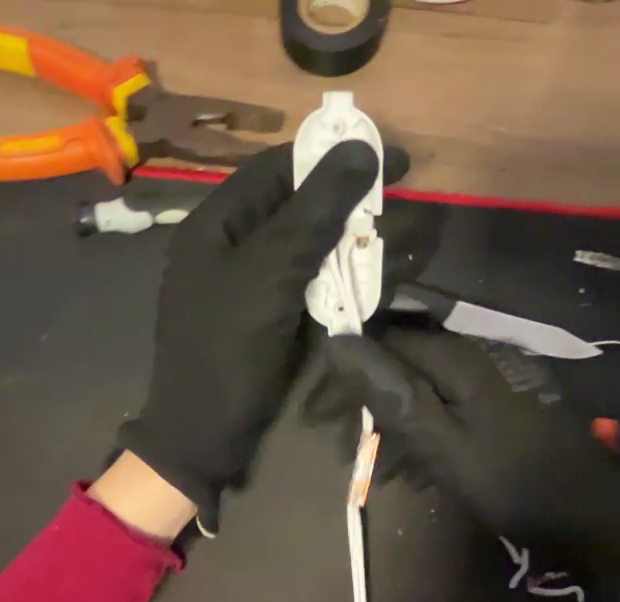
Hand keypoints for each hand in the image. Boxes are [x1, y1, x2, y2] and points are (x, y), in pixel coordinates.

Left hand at [116, 140, 380, 534]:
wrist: (204, 435)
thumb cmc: (226, 348)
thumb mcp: (268, 272)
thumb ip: (312, 211)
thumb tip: (360, 148)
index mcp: (217, 224)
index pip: (280, 169)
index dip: (335, 158)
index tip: (394, 160)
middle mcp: (235, 248)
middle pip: (302, 210)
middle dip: (356, 207)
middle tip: (409, 208)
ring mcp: (255, 289)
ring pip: (315, 251)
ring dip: (362, 246)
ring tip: (415, 245)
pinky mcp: (274, 323)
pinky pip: (316, 289)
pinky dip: (350, 282)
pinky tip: (388, 279)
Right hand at [318, 327, 619, 601]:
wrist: (588, 512)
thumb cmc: (509, 482)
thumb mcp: (441, 444)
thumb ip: (393, 394)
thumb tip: (340, 343)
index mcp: (460, 358)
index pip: (388, 338)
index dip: (353, 365)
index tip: (328, 406)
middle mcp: (480, 352)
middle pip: (410, 358)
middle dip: (376, 396)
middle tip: (353, 443)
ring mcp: (499, 375)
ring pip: (430, 383)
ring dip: (401, 417)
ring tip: (384, 464)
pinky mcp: (510, 398)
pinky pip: (454, 401)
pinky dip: (430, 427)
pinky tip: (420, 466)